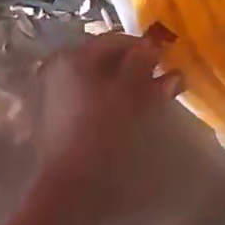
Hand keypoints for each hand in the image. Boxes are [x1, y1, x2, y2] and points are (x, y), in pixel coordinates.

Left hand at [33, 33, 179, 196]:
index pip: (115, 41)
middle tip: (165, 81)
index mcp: (74, 58)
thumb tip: (153, 44)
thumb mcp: (128, 95)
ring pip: (100, 81)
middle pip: (106, 60)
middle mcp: (59, 69)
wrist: (71, 183)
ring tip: (154, 99)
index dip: (145, 47)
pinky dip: (113, 101)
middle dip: (138, 68)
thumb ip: (141, 66)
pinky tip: (131, 114)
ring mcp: (55, 94)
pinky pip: (91, 99)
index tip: (169, 59)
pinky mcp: (57, 117)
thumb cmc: (101, 133)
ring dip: (129, 85)